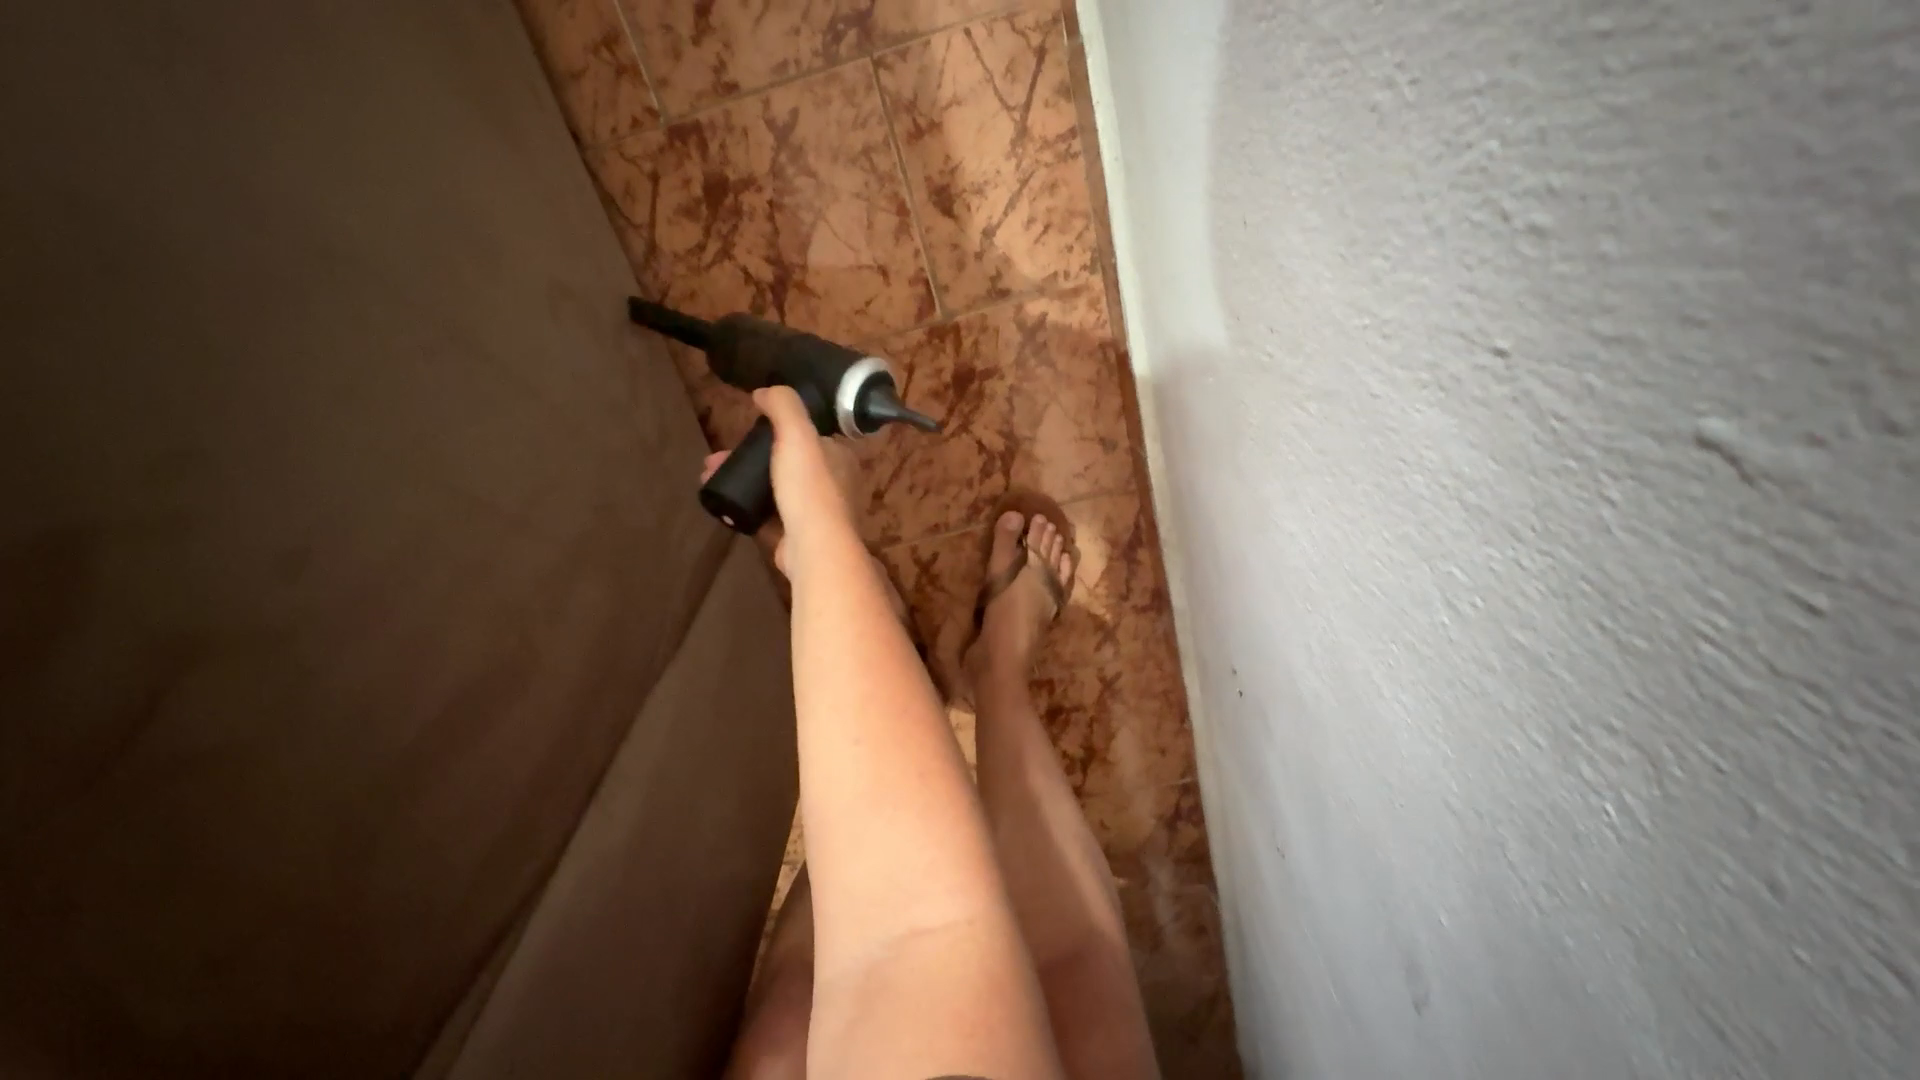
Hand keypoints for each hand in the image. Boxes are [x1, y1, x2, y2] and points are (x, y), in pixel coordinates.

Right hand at [700, 387, 863, 567]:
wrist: (812, 547)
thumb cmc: (809, 487)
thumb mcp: (798, 433)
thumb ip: (783, 405)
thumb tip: (765, 391)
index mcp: (839, 457)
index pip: (808, 436)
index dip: (776, 430)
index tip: (745, 431)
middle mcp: (832, 483)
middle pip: (784, 463)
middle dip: (748, 457)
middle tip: (715, 458)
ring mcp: (814, 512)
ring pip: (772, 488)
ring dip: (742, 480)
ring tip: (709, 476)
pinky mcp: (795, 536)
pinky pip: (767, 515)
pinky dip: (745, 507)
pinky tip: (722, 503)